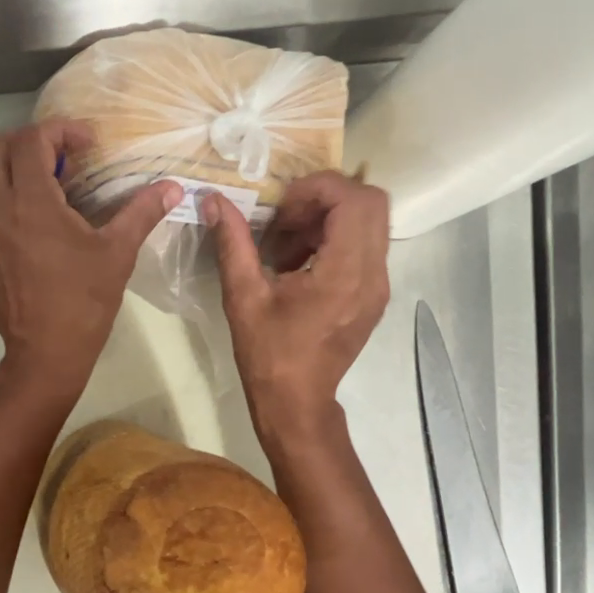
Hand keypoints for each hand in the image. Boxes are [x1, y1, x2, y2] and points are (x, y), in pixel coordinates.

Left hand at [0, 120, 179, 393]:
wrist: (45, 357)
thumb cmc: (84, 303)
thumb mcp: (117, 254)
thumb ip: (142, 213)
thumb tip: (172, 187)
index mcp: (30, 204)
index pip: (31, 141)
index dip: (60, 130)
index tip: (86, 143)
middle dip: (25, 143)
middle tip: (59, 159)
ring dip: (22, 186)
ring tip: (58, 209)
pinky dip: (17, 223)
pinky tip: (44, 249)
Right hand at [202, 172, 389, 435]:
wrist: (296, 403)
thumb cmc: (268, 355)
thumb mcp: (243, 298)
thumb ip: (233, 244)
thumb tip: (215, 202)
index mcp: (344, 273)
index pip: (353, 199)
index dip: (316, 189)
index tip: (280, 211)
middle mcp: (373, 274)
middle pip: (370, 202)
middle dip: (325, 199)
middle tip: (287, 222)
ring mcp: (379, 285)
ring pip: (371, 222)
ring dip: (330, 220)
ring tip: (289, 248)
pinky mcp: (374, 295)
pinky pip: (366, 246)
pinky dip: (337, 240)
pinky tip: (301, 266)